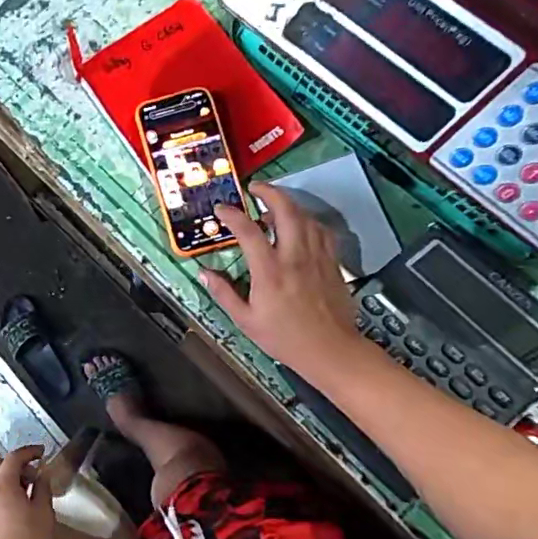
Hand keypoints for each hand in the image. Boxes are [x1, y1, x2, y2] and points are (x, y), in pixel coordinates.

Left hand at [0, 445, 56, 538]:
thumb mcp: (44, 514)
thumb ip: (43, 488)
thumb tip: (42, 476)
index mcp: (1, 486)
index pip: (13, 457)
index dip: (29, 451)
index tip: (41, 453)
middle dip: (15, 464)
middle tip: (33, 473)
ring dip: (6, 482)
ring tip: (25, 493)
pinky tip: (12, 511)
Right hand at [201, 183, 365, 375]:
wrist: (330, 350)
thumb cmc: (284, 338)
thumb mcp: (246, 320)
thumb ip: (224, 293)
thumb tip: (204, 273)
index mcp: (270, 271)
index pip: (248, 230)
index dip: (231, 215)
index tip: (221, 210)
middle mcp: (295, 256)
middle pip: (285, 209)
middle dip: (268, 192)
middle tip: (254, 188)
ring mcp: (317, 256)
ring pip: (305, 216)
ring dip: (288, 205)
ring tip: (273, 208)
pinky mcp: (332, 261)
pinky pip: (321, 230)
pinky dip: (308, 220)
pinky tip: (300, 226)